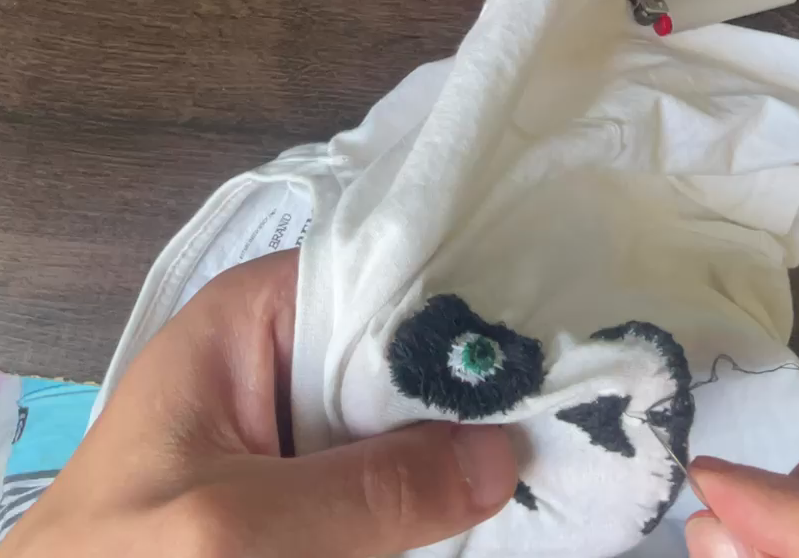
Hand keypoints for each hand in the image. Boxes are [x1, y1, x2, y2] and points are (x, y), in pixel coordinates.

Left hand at [0, 250, 518, 557]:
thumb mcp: (237, 527)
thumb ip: (366, 491)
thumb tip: (503, 454)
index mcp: (256, 310)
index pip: (375, 270)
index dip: (455, 297)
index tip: (538, 328)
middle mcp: (284, 344)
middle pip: (397, 342)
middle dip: (466, 373)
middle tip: (562, 384)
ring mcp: (296, 412)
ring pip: (399, 407)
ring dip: (459, 432)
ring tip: (554, 425)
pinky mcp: (306, 473)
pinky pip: (384, 462)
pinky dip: (431, 480)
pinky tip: (496, 484)